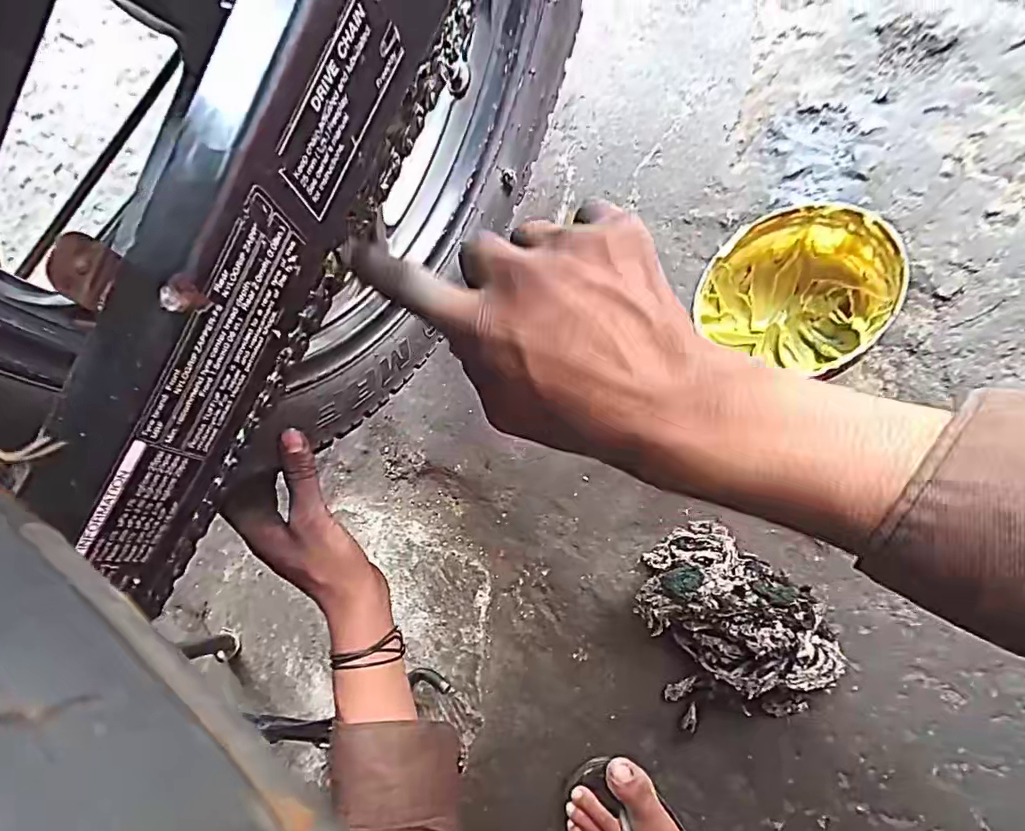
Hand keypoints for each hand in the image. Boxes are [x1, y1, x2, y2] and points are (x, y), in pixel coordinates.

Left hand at [223, 428, 388, 630]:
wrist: (357, 598)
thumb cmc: (332, 571)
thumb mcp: (313, 515)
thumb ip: (300, 476)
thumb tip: (290, 441)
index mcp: (257, 531)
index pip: (229, 493)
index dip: (230, 466)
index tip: (237, 442)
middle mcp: (266, 536)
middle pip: (247, 495)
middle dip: (250, 468)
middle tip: (256, 440)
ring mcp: (284, 539)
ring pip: (267, 501)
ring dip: (270, 478)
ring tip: (276, 453)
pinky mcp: (304, 540)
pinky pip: (288, 508)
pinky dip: (290, 490)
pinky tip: (300, 480)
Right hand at [349, 199, 744, 480]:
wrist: (661, 399)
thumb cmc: (587, 416)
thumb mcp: (509, 411)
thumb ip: (477, 366)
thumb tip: (468, 338)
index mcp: (482, 325)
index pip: (414, 288)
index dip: (383, 269)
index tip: (363, 252)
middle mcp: (515, 277)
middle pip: (480, 250)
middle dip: (495, 275)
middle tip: (527, 306)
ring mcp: (564, 246)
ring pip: (533, 236)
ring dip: (546, 263)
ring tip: (579, 303)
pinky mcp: (610, 229)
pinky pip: (586, 220)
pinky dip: (592, 247)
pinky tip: (607, 282)